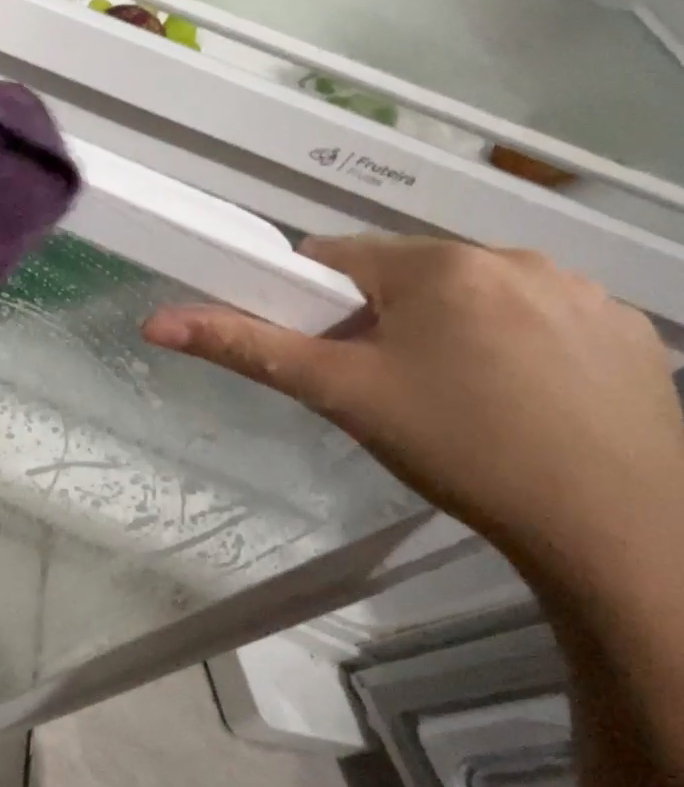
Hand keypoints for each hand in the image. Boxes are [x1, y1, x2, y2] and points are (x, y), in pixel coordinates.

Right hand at [143, 237, 683, 553]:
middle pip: (405, 275)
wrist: (618, 530)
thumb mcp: (337, 394)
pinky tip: (519, 400)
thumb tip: (155, 322)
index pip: (336, 256)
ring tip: (451, 397)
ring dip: (446, 327)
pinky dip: (515, 344)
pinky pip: (540, 317)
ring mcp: (584, 292)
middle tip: (378, 384)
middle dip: (379, 317)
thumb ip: (245, 347)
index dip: (310, 299)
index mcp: (438, 264)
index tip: (320, 349)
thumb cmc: (458, 448)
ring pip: (473, 295)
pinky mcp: (631, 330)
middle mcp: (515, 258)